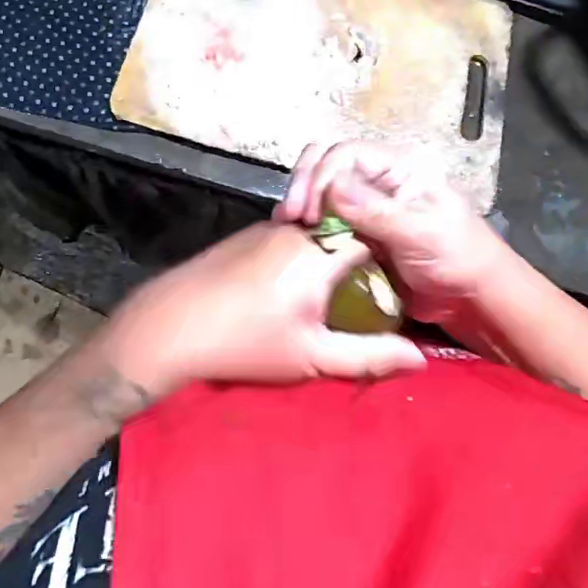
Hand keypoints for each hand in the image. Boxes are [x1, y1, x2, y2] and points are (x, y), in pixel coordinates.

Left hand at [100, 221, 426, 395]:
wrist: (168, 326)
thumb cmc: (247, 343)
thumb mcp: (313, 357)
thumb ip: (370, 356)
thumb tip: (419, 358)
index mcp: (319, 250)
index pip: (372, 234)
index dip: (390, 257)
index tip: (395, 286)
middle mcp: (295, 228)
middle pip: (343, 230)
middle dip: (359, 259)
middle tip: (364, 297)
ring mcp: (266, 228)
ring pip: (314, 234)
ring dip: (327, 258)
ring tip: (327, 297)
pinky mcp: (244, 236)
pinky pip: (287, 238)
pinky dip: (300, 257)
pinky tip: (287, 291)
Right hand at [275, 142, 511, 351]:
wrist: (472, 298)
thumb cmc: (459, 258)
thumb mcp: (422, 232)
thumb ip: (378, 211)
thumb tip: (332, 187)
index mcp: (398, 167)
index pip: (346, 154)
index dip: (320, 175)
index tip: (306, 211)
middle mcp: (378, 179)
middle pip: (327, 164)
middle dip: (304, 184)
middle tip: (289, 217)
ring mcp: (366, 205)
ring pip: (322, 190)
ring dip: (302, 204)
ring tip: (287, 228)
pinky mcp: (358, 231)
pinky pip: (326, 220)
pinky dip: (308, 227)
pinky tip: (297, 240)